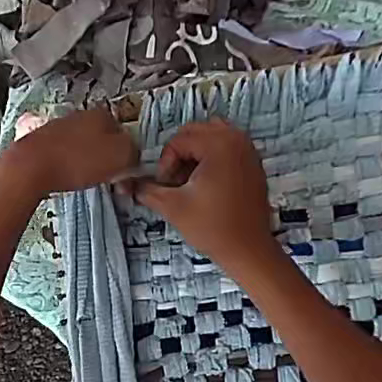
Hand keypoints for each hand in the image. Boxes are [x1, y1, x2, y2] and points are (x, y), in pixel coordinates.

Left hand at [0, 108, 137, 195]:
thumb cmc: (79, 160)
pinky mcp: (43, 143)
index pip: (126, 135)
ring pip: (85, 149)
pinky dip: (70, 167)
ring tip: (87, 181)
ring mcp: (60, 128)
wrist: (30, 167)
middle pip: (105, 142)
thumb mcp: (121, 156)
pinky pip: (66, 156)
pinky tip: (67, 178)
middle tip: (109, 182)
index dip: (129, 158)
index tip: (125, 177)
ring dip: (90, 166)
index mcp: (102, 114)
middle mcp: (80, 115)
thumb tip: (134, 157)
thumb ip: (135, 153)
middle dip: (109, 162)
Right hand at [124, 120, 283, 273]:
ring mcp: (249, 152)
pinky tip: (205, 185)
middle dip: (180, 154)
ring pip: (211, 137)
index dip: (166, 162)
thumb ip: (146, 190)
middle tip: (174, 180)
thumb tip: (129, 184)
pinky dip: (212, 159)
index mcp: (219, 144)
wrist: (247, 249)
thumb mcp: (172, 206)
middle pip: (195, 132)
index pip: (179, 140)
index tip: (165, 184)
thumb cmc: (214, 228)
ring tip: (189, 181)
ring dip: (195, 154)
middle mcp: (237, 141)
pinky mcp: (253, 165)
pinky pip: (227, 148)